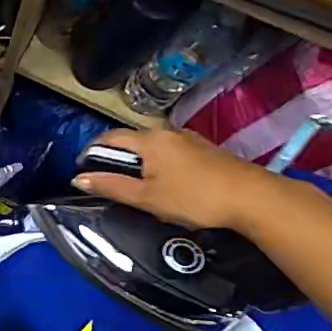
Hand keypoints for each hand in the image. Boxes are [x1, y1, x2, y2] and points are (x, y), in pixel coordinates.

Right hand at [71, 128, 287, 231]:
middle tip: (107, 180)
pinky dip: (157, 162)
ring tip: (134, 183)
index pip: (109, 138)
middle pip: (131, 140)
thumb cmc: (194, 198)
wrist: (252, 198)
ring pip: (152, 145)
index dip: (92, 151)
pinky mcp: (204, 149)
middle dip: (115, 156)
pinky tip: (163, 181)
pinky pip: (170, 151)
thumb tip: (79, 178)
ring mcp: (188, 139)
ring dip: (138, 160)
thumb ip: (111, 186)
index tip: (84, 169)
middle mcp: (167, 132)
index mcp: (149, 140)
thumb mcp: (147, 198)